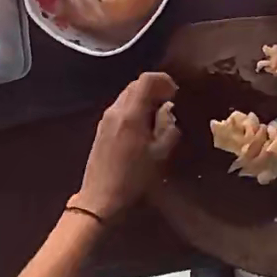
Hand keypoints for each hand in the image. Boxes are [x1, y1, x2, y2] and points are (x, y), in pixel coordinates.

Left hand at [67, 72, 178, 221]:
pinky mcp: (101, 128)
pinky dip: (134, 108)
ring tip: (158, 115)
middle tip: (170, 102)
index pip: (146, 80)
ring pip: (126, 96)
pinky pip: (120, 108)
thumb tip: (171, 113)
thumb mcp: (160, 155)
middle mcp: (115, 110)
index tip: (176, 93)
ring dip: (143, 99)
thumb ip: (169, 129)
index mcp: (131, 113)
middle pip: (135, 85)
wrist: (101, 197)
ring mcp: (106, 118)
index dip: (163, 80)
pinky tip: (143, 126)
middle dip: (154, 89)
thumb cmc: (134, 178)